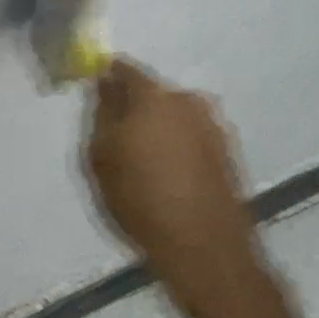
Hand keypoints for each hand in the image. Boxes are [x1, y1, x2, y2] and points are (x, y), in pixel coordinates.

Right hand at [83, 57, 262, 317]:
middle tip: (111, 132)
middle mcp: (189, 101)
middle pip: (150, 90)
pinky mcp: (228, 154)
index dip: (103, 76)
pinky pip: (189, 136)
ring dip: (154, 126)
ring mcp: (214, 127)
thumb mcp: (100, 154)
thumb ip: (101, 112)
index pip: (122, 67)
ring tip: (137, 159)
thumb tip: (104, 84)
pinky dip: (174, 145)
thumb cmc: (140, 197)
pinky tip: (163, 173)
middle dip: (130, 104)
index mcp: (154, 95)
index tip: (89, 93)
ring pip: (172, 114)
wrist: (205, 250)